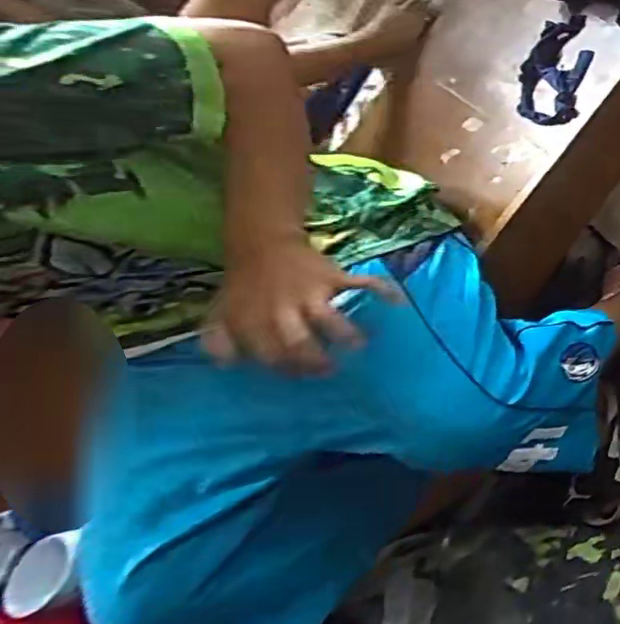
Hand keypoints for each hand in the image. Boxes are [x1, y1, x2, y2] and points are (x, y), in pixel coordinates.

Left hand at [206, 238, 396, 373]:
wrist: (261, 248)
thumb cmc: (244, 287)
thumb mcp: (218, 315)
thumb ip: (219, 343)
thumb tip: (231, 367)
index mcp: (254, 322)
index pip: (272, 354)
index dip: (288, 368)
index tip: (305, 376)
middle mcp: (283, 310)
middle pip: (300, 341)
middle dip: (316, 359)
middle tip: (332, 369)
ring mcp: (312, 292)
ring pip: (329, 317)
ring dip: (345, 333)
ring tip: (360, 345)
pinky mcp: (334, 276)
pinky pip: (362, 284)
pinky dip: (383, 290)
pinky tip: (397, 301)